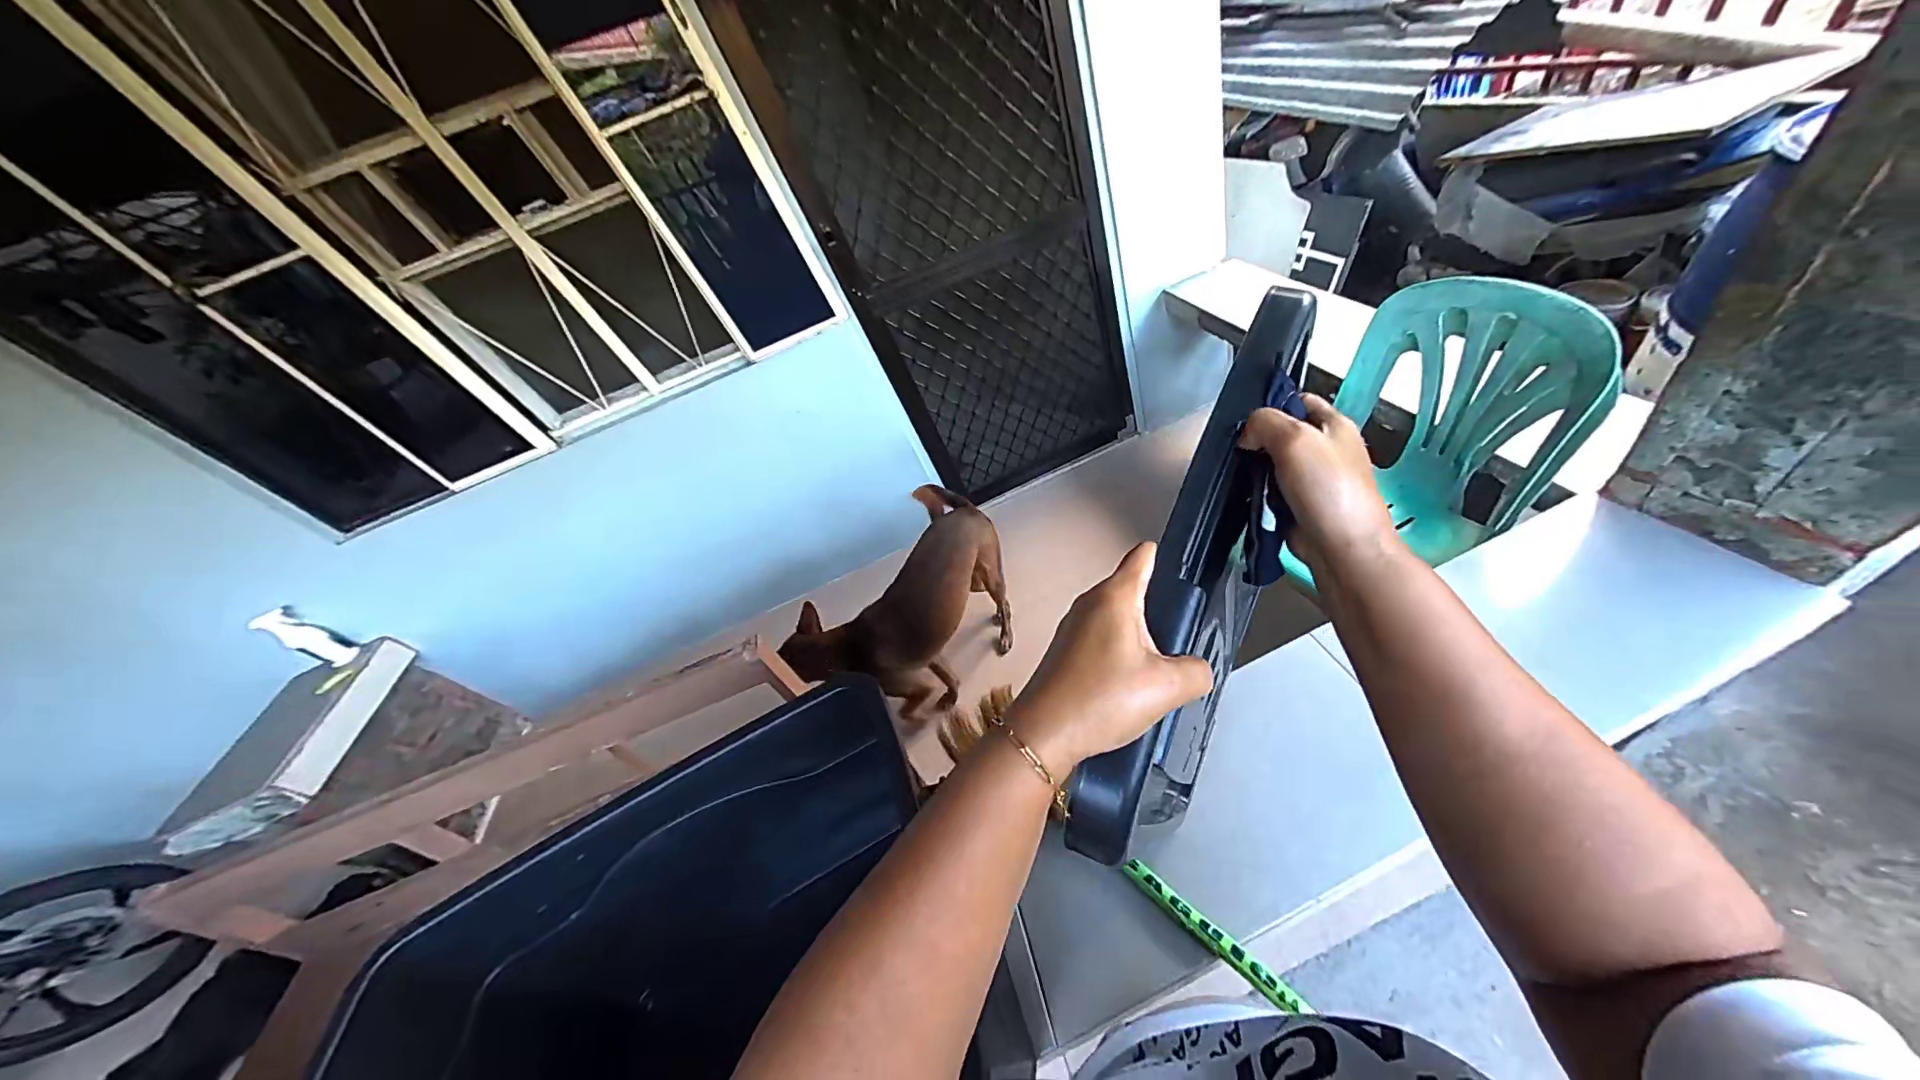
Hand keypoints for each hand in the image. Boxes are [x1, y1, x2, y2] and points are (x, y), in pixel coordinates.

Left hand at [1009, 543, 1213, 776]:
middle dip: (1158, 609)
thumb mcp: (1168, 687)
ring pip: (1117, 620)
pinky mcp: (1065, 652)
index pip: (1141, 558)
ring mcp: (1073, 628)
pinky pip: (1102, 641)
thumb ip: (1197, 671)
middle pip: (1132, 591)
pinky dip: (1120, 655)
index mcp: (1114, 597)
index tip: (1177, 560)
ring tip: (1157, 669)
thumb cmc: (1097, 700)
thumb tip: (1199, 669)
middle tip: (1180, 636)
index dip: (1162, 557)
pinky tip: (1129, 685)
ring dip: (1139, 638)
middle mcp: (1089, 605)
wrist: (1044, 733)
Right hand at [1238, 395, 1400, 575]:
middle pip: (1280, 434)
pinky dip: (1258, 495)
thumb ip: (1265, 423)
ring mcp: (1312, 480)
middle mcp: (1325, 449)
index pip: (1298, 401)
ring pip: (1271, 464)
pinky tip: (1250, 499)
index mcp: (1334, 425)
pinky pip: (1270, 492)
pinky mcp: (1299, 506)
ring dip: (1254, 471)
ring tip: (1242, 477)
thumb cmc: (1328, 490)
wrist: (1343, 548)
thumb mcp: (1295, 440)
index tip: (1246, 422)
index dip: (1272, 406)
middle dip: (1257, 441)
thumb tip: (1246, 435)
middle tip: (1239, 451)